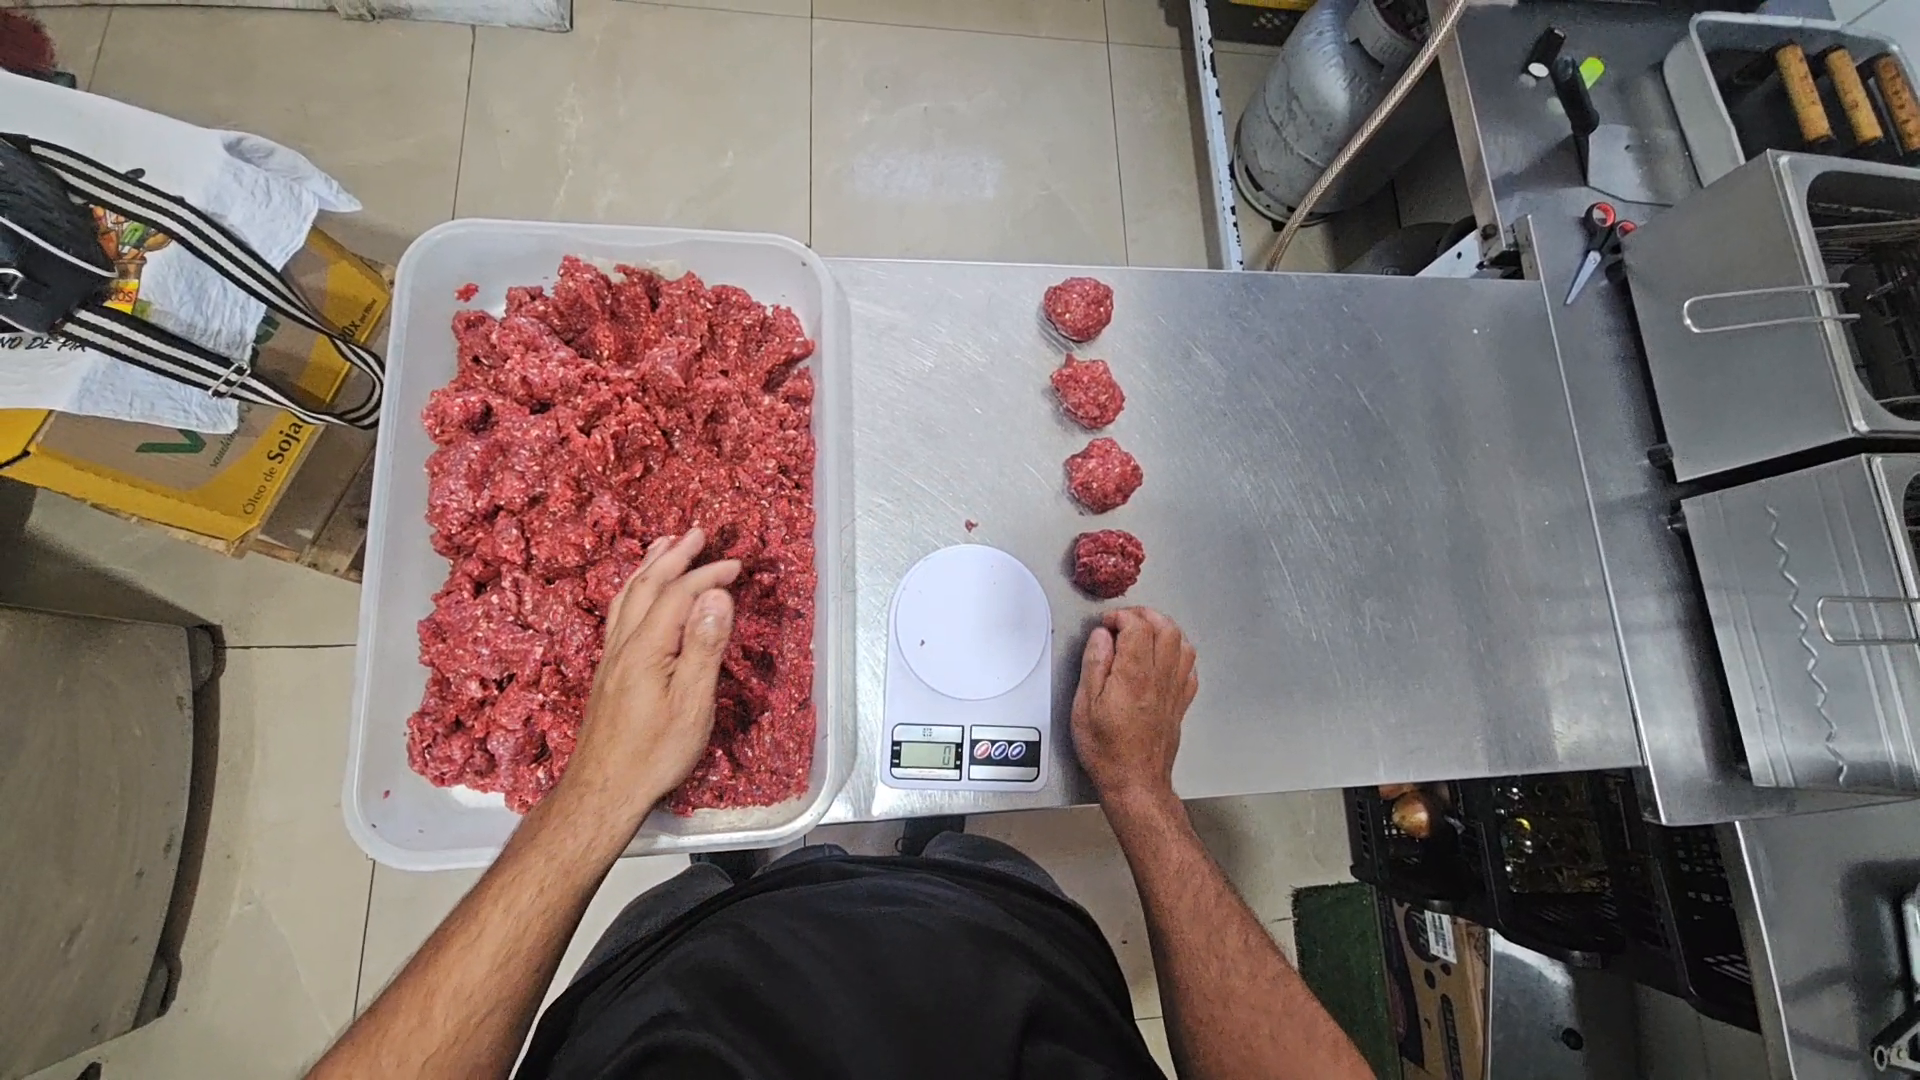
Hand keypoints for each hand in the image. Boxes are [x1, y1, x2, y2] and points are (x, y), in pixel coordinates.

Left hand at [555, 529, 739, 830]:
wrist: (602, 791)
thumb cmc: (656, 752)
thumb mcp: (692, 703)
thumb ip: (704, 646)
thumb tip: (717, 596)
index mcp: (647, 648)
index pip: (679, 595)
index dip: (708, 575)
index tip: (737, 564)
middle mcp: (624, 644)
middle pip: (647, 586)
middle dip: (675, 557)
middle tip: (697, 533)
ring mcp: (612, 656)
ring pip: (628, 597)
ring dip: (649, 567)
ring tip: (664, 545)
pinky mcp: (609, 670)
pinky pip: (620, 613)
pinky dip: (635, 589)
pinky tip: (639, 594)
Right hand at [1070, 607, 1197, 807]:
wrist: (1135, 783)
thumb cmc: (1106, 749)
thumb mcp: (1084, 705)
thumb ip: (1094, 664)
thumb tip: (1101, 636)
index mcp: (1134, 676)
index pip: (1138, 626)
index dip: (1121, 617)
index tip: (1106, 625)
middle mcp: (1159, 678)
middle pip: (1166, 628)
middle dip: (1145, 615)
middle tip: (1124, 621)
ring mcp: (1174, 690)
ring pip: (1183, 644)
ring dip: (1164, 630)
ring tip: (1143, 633)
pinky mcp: (1180, 703)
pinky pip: (1190, 668)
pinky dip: (1178, 653)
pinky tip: (1161, 659)